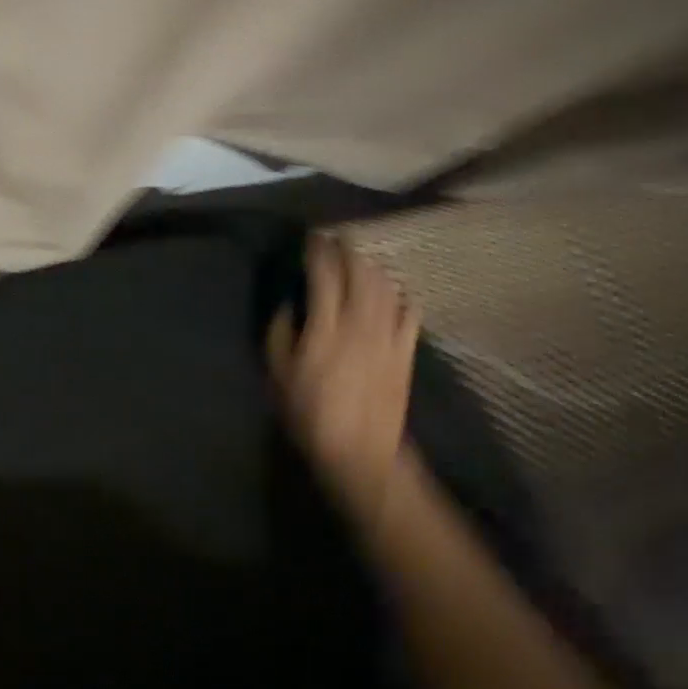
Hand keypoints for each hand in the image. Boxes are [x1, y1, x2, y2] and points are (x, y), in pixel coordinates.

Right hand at [267, 236, 421, 504]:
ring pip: (386, 286)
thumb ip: (280, 333)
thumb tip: (289, 305)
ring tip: (359, 258)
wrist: (361, 450)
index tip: (310, 238)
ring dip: (372, 266)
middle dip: (347, 250)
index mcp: (326, 327)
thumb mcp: (278, 375)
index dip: (318, 252)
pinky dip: (400, 293)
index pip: (324, 275)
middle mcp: (361, 322)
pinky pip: (409, 311)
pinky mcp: (406, 349)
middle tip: (335, 240)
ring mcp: (389, 335)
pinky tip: (393, 290)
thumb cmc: (310, 413)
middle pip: (360, 272)